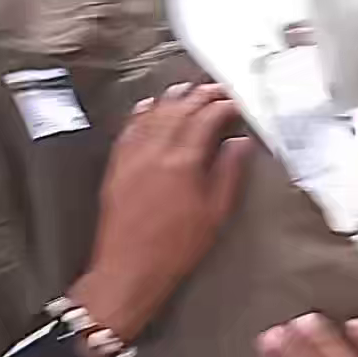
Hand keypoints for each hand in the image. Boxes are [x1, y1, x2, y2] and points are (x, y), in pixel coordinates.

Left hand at [72, 81, 251, 339]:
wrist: (130, 268)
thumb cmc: (177, 248)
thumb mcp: (215, 214)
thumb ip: (228, 173)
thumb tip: (240, 143)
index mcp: (184, 162)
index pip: (205, 121)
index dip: (222, 107)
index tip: (234, 103)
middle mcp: (156, 152)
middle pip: (180, 111)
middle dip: (199, 96)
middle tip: (215, 89)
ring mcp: (133, 156)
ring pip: (153, 115)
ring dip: (172, 98)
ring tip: (187, 88)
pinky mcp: (117, 165)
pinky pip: (129, 129)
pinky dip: (141, 113)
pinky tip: (148, 105)